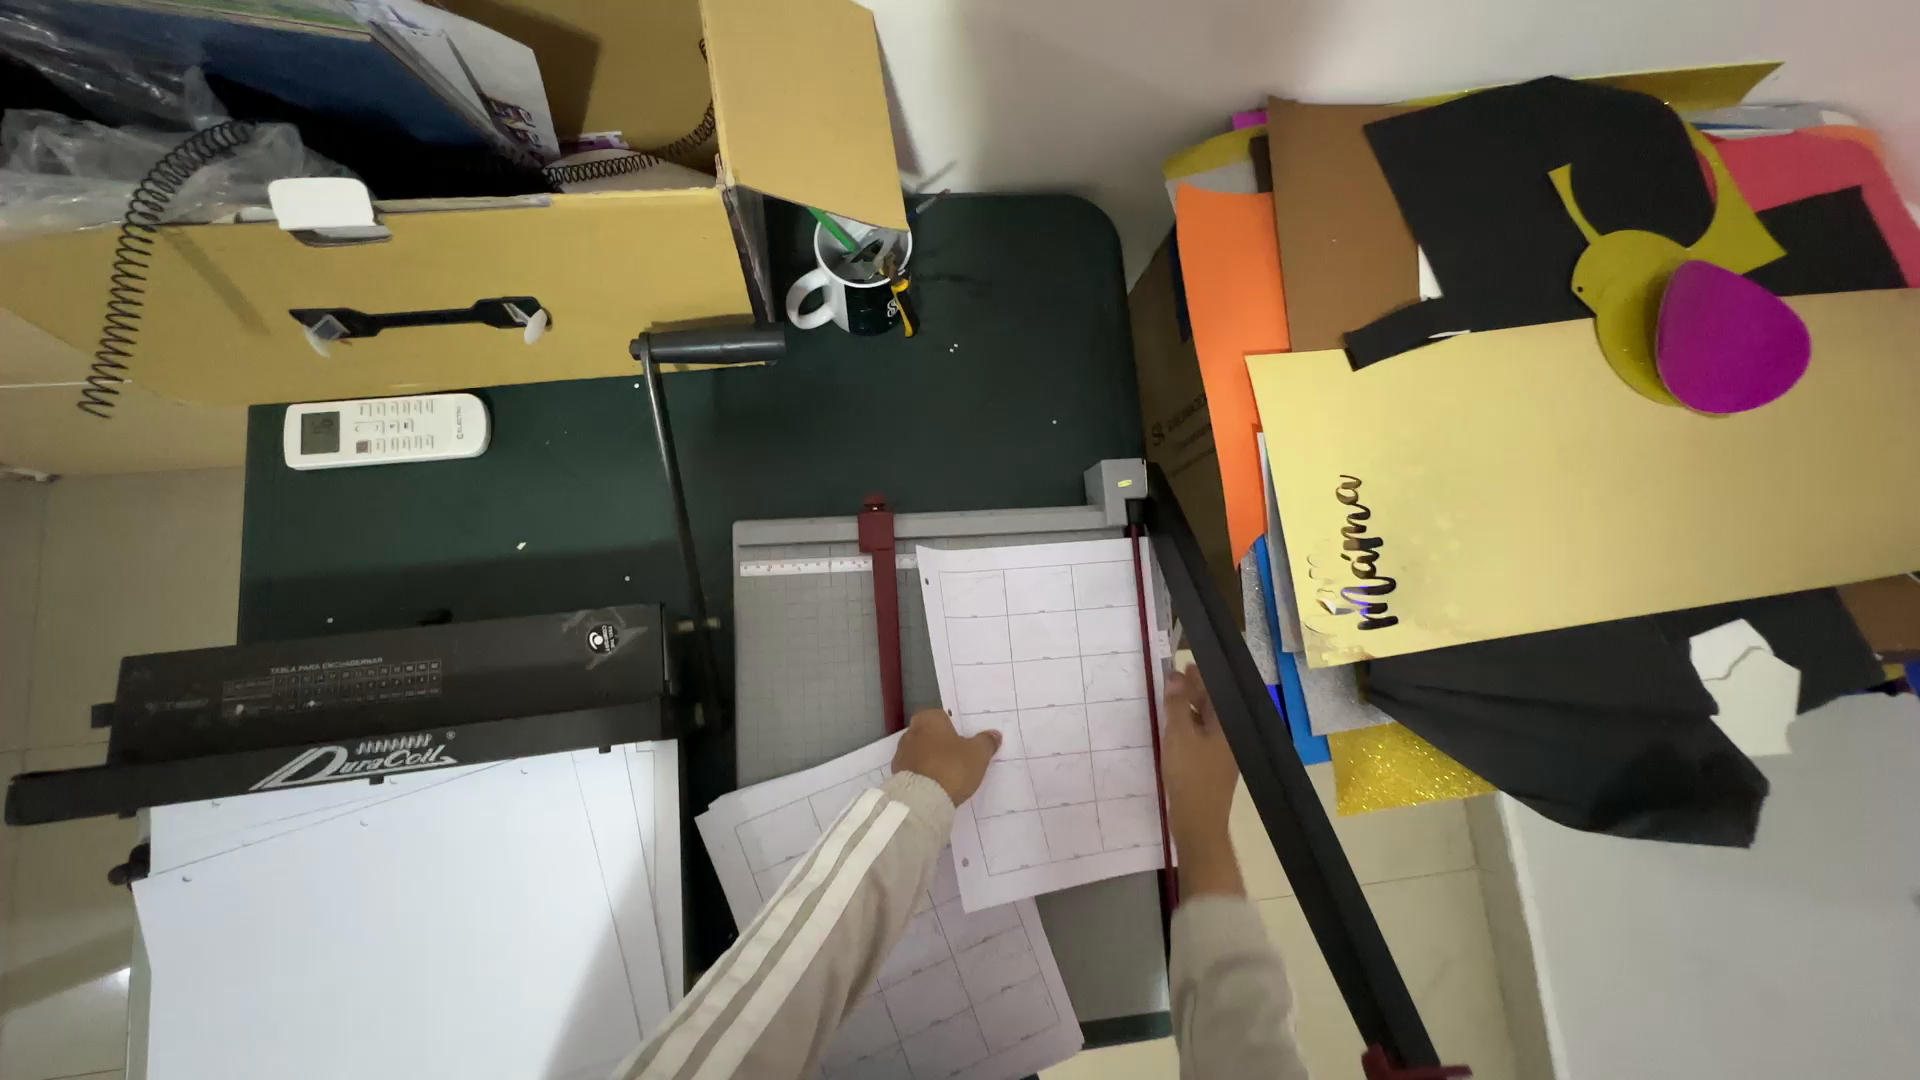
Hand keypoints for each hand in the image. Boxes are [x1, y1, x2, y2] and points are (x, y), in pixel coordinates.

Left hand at [892, 709, 1000, 805]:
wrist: (922, 800)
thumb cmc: (951, 767)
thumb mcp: (978, 754)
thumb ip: (986, 741)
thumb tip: (994, 734)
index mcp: (928, 719)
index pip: (944, 717)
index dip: (956, 729)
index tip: (966, 742)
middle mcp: (910, 732)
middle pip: (931, 735)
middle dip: (943, 744)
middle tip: (960, 758)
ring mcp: (901, 754)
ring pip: (922, 753)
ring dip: (932, 760)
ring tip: (949, 775)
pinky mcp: (896, 775)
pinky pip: (915, 770)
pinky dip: (924, 775)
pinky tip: (936, 785)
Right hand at [1162, 666, 1244, 897]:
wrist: (1198, 821)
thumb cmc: (1190, 774)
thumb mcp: (1179, 735)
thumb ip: (1177, 705)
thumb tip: (1175, 678)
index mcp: (1226, 726)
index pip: (1216, 692)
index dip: (1201, 677)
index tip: (1186, 663)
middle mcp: (1228, 736)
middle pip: (1213, 706)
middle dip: (1194, 690)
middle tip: (1174, 677)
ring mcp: (1221, 752)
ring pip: (1205, 720)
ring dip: (1189, 707)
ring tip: (1170, 696)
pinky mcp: (1210, 765)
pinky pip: (1200, 735)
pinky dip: (1188, 724)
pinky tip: (1173, 724)